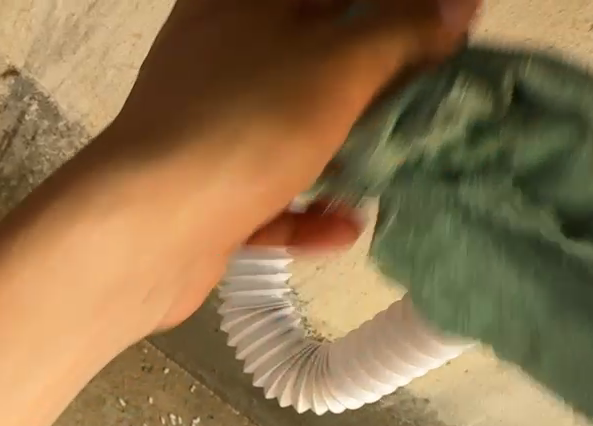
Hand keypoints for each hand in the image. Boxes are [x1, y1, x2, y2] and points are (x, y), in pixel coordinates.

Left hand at [59, 0, 475, 329]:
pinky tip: (344, 229)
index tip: (442, 23)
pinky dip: (302, 217)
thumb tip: (451, 9)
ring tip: (398, 165)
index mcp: (237, 8)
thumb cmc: (241, 127)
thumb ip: (399, 31)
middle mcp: (214, 71)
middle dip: (372, 81)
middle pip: (307, 63)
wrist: (141, 235)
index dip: (385, 5)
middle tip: (430, 98)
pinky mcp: (200, 208)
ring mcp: (204, 143)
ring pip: (285, 138)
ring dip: (341, 154)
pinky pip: (262, 207)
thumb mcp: (336, 63)